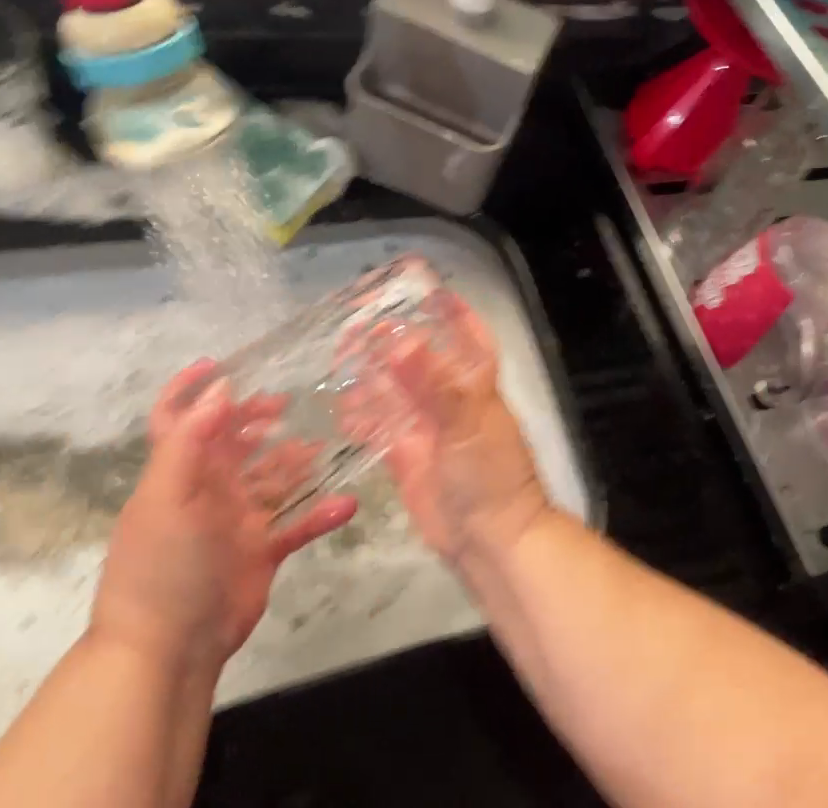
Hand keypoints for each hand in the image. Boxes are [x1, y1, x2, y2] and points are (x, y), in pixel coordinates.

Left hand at [90, 360, 357, 668]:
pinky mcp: (262, 553)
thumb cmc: (160, 565)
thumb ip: (191, 440)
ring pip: (272, 479)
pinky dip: (321, 514)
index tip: (223, 364)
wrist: (168, 647)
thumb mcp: (167, 497)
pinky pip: (297, 525)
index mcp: (179, 473)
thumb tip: (221, 386)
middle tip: (289, 406)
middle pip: (234, 443)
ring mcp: (237, 523)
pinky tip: (347, 503)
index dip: (191, 390)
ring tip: (324, 447)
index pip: (178, 419)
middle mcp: (208, 491)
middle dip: (256, 420)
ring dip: (295, 462)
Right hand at [341, 292, 552, 564]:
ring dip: (370, 375)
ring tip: (337, 357)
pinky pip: (381, 429)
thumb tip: (398, 340)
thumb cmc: (489, 475)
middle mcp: (451, 402)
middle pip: (419, 361)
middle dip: (391, 342)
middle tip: (354, 323)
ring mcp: (428, 430)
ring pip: (395, 392)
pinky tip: (339, 407)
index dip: (450, 312)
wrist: (490, 540)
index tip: (423, 287)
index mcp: (475, 386)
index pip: (466, 337)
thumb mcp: (466, 423)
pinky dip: (362, 417)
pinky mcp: (408, 458)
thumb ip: (432, 383)